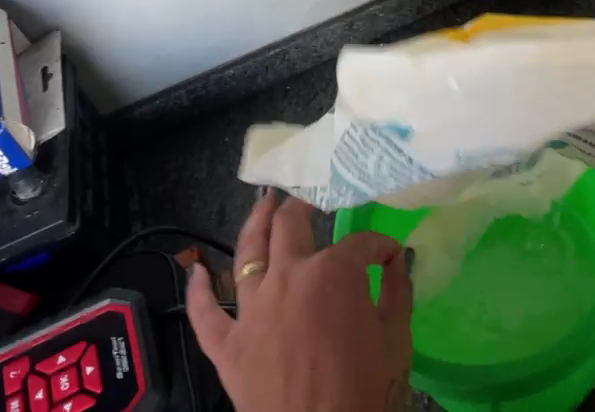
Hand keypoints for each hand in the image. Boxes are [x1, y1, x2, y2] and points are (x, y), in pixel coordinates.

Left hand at [187, 188, 412, 411]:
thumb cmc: (366, 393)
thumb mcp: (396, 339)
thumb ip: (398, 291)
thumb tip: (398, 260)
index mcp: (334, 273)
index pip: (362, 244)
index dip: (380, 247)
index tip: (391, 257)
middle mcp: (288, 277)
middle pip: (291, 226)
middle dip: (304, 207)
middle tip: (312, 201)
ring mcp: (253, 310)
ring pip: (246, 253)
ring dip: (256, 224)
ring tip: (264, 204)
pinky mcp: (227, 347)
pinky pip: (205, 314)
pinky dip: (198, 290)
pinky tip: (196, 270)